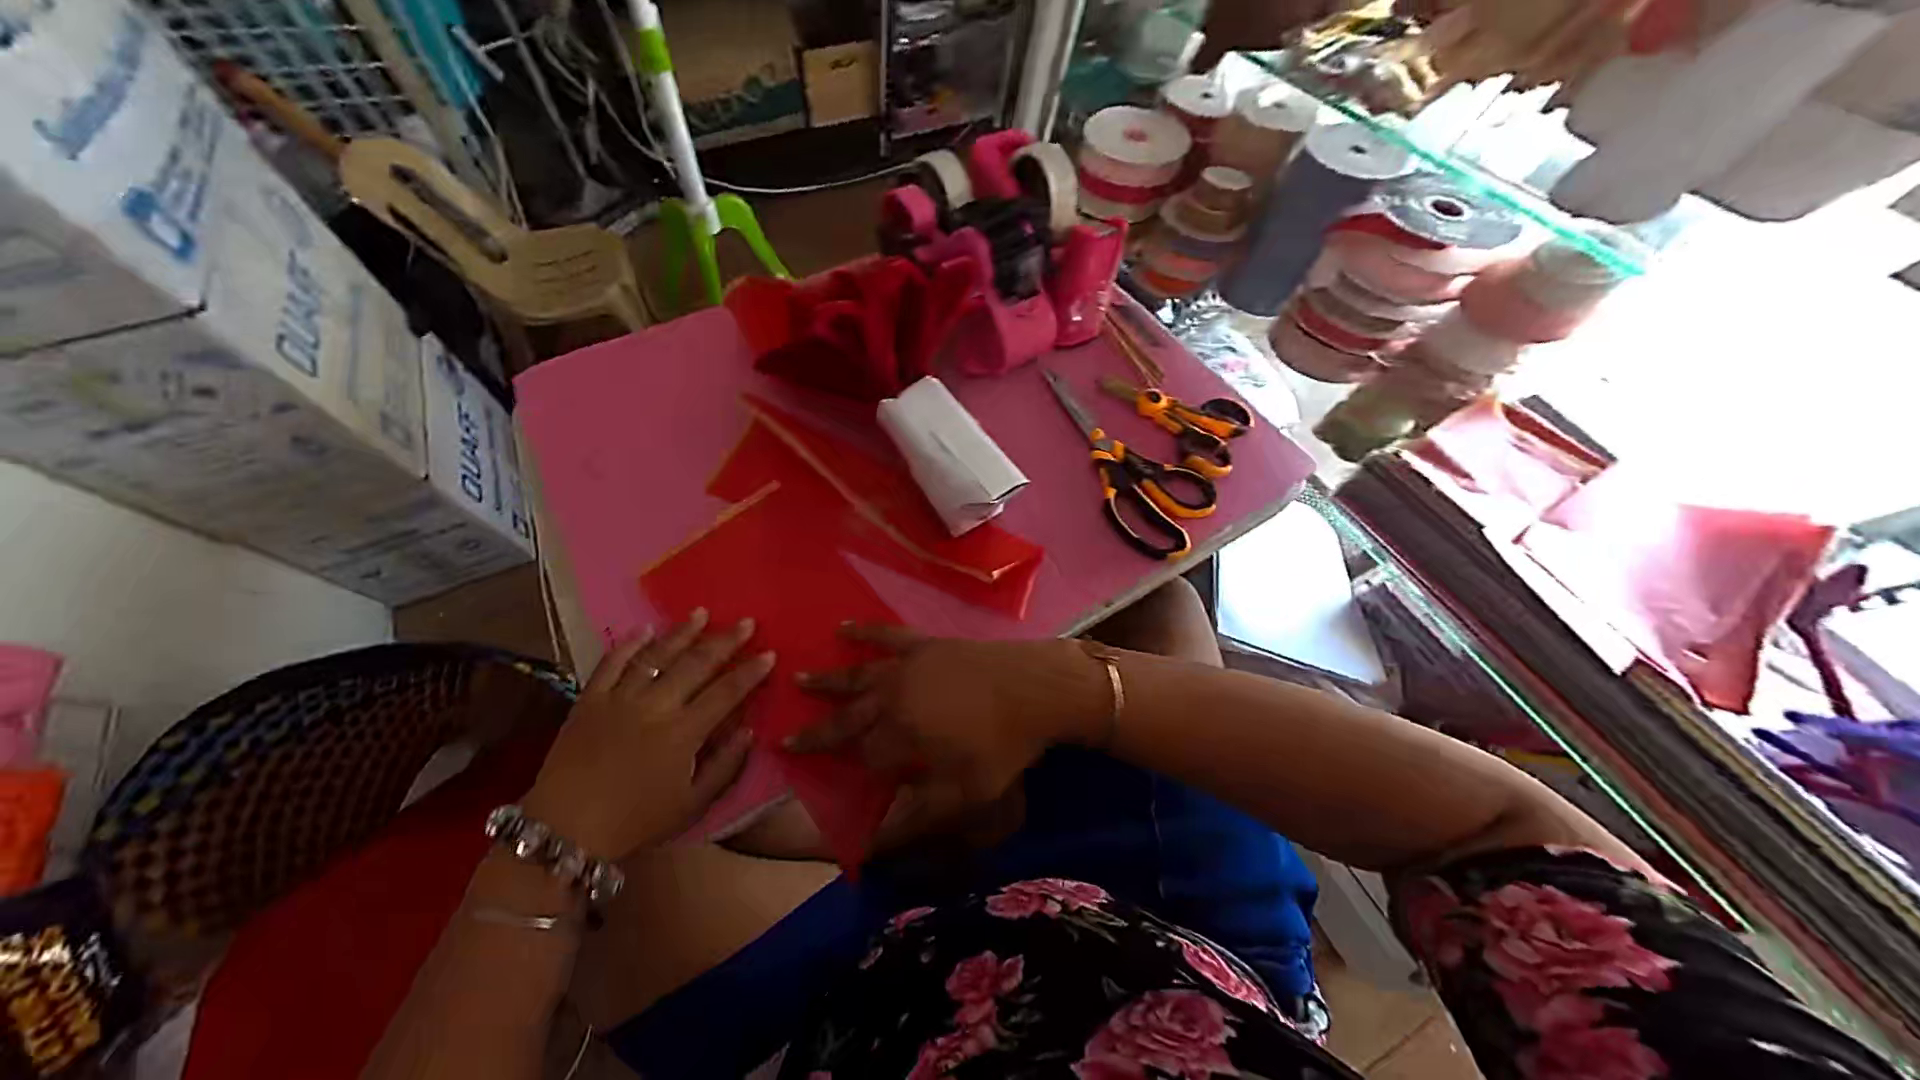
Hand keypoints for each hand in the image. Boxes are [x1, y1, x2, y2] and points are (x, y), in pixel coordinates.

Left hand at [522, 610, 773, 859]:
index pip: (726, 693)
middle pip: (696, 665)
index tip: (769, 653)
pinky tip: (645, 629)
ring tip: (701, 613)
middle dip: (725, 641)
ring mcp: (619, 699)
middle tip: (745, 621)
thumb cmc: (636, 821)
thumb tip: (750, 731)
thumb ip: (725, 766)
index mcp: (683, 733)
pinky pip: (611, 663)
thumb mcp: (691, 805)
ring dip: (681, 633)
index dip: (750, 672)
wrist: (565, 829)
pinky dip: (628, 644)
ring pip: (656, 656)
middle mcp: (655, 706)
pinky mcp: (589, 700)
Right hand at [788, 625, 1111, 836]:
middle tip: (786, 736)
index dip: (860, 772)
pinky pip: (886, 636)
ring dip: (828, 681)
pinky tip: (843, 628)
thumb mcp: (967, 792)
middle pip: (849, 717)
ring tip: (799, 679)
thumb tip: (880, 837)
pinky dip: (863, 632)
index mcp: (901, 736)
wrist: (1036, 687)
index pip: (866, 758)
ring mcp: (907, 666)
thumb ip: (920, 812)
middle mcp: (893, 698)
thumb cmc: (1004, 744)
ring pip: (858, 675)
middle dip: (818, 731)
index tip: (853, 780)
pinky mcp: (924, 644)